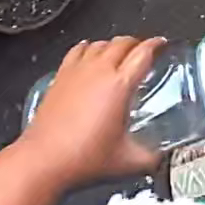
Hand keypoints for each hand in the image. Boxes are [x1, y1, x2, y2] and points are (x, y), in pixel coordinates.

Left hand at [15, 36, 165, 190]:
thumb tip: (161, 159)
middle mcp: (100, 70)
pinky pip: (78, 50)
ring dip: (114, 45)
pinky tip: (89, 52)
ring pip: (101, 43)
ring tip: (119, 53)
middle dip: (137, 43)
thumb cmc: (83, 159)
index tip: (162, 44)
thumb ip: (150, 159)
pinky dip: (89, 47)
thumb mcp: (127, 162)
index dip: (156, 44)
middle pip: (123, 42)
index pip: (144, 52)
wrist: (42, 162)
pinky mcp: (61, 76)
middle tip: (143, 51)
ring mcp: (78, 71)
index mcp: (120, 84)